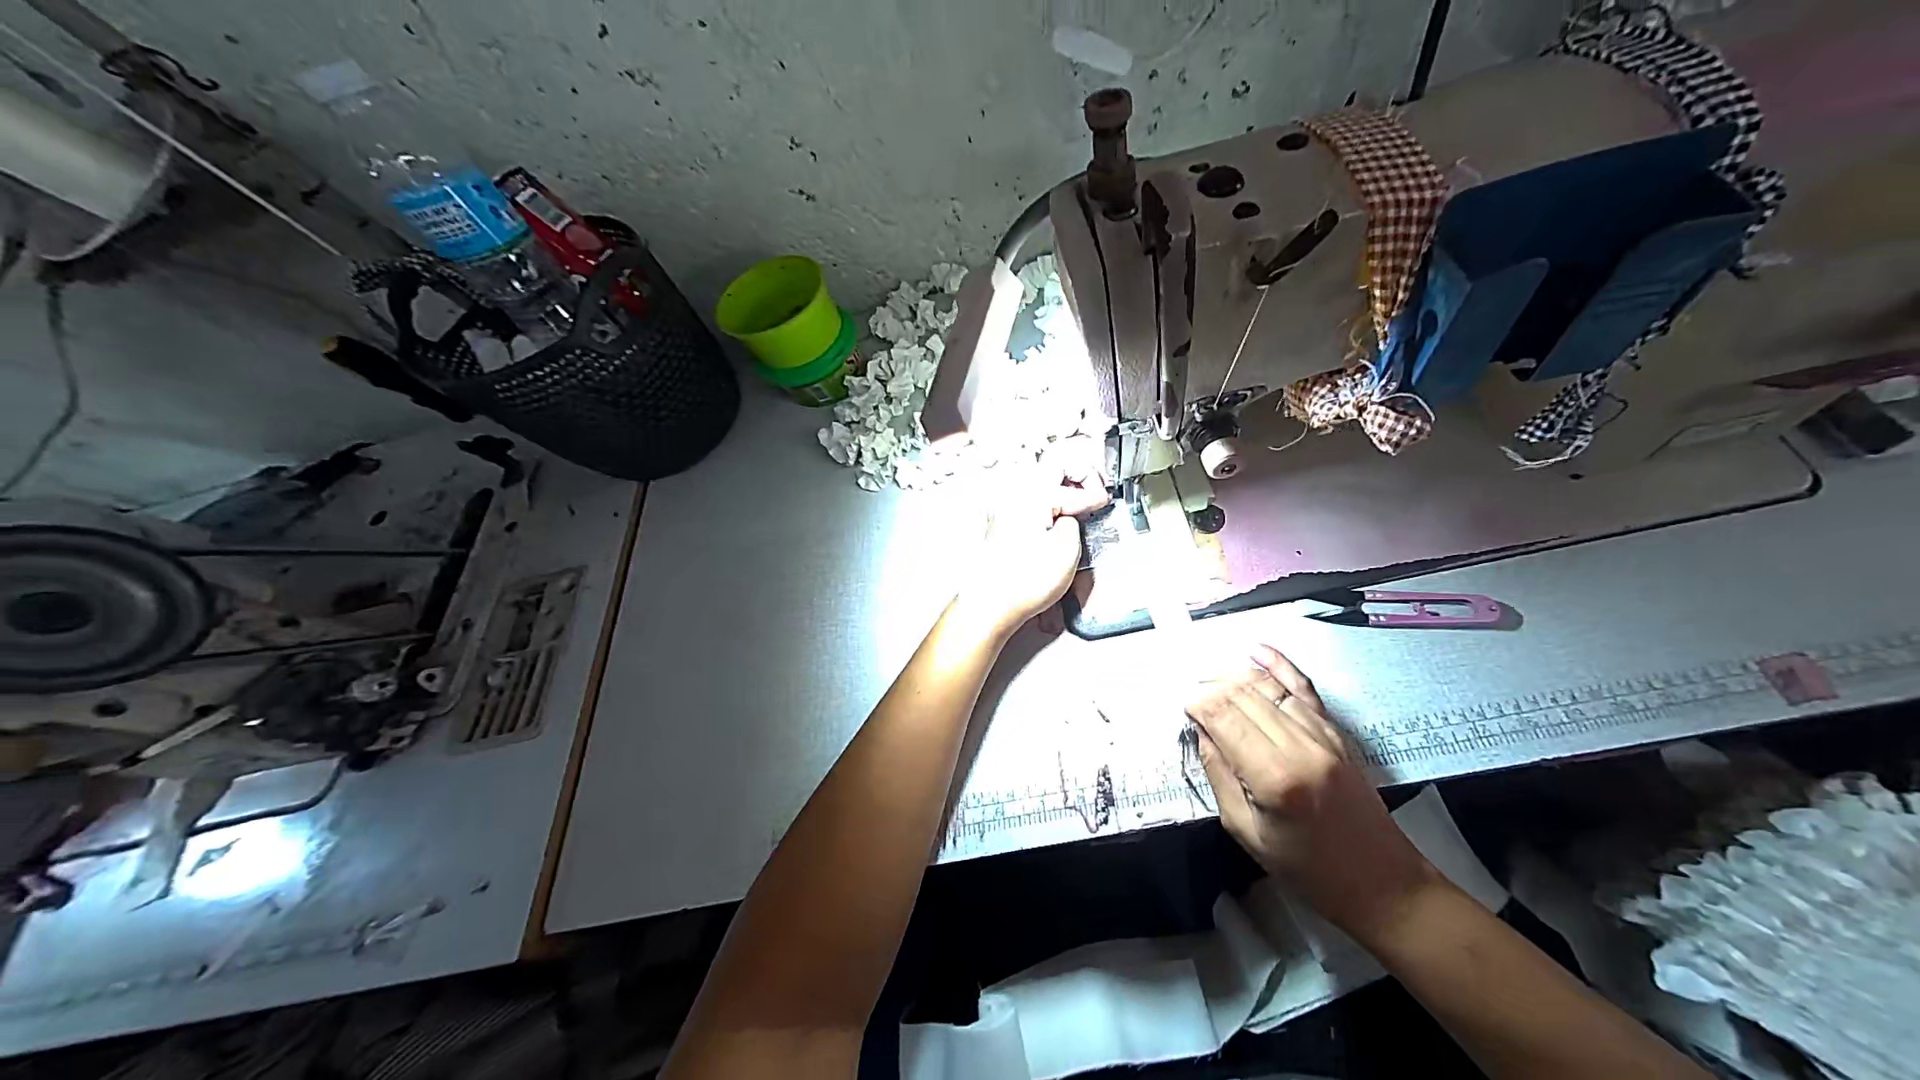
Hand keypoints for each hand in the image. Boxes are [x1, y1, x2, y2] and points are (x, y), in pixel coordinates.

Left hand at [953, 437, 1109, 636]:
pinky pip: (1028, 507)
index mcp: (1030, 493)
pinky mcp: (1000, 529)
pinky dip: (1046, 509)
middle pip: (1048, 471)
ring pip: (1037, 487)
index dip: (1092, 486)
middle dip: (1074, 478)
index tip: (1101, 499)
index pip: (1067, 471)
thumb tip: (1071, 517)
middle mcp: (1012, 497)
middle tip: (1092, 492)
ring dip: (1060, 493)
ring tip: (1077, 507)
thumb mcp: (1067, 546)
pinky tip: (1056, 525)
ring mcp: (1002, 512)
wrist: (991, 605)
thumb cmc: (1021, 581)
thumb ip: (1075, 520)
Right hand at [1186, 646, 1438, 937]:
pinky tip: (1260, 652)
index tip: (1184, 709)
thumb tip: (1202, 732)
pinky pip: (1304, 690)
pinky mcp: (1337, 735)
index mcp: (1273, 777)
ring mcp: (1324, 736)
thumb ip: (1219, 774)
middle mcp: (1300, 747)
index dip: (1197, 705)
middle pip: (1243, 695)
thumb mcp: (1246, 830)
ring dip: (1236, 678)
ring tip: (1212, 681)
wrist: (1382, 884)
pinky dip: (1280, 667)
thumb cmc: (1309, 870)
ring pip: (1269, 687)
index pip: (1223, 716)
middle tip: (1193, 699)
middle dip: (1212, 689)